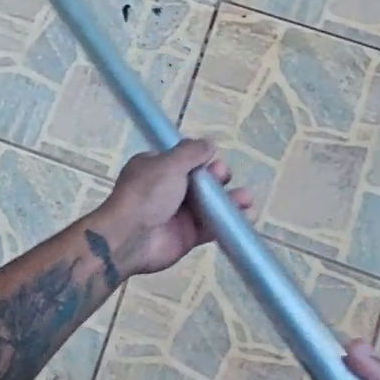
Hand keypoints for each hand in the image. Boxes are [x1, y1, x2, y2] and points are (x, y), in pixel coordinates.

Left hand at [90, 140, 253, 277]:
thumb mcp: (167, 163)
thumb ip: (190, 152)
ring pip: (210, 203)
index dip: (200, 158)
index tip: (211, 158)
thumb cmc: (146, 193)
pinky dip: (230, 220)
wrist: (130, 236)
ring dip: (230, 199)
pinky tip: (249, 215)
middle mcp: (166, 189)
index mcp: (155, 168)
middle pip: (200, 180)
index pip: (183, 159)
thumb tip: (208, 143)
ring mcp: (177, 213)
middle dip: (217, 177)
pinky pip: (213, 226)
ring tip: (246, 198)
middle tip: (222, 176)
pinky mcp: (188, 234)